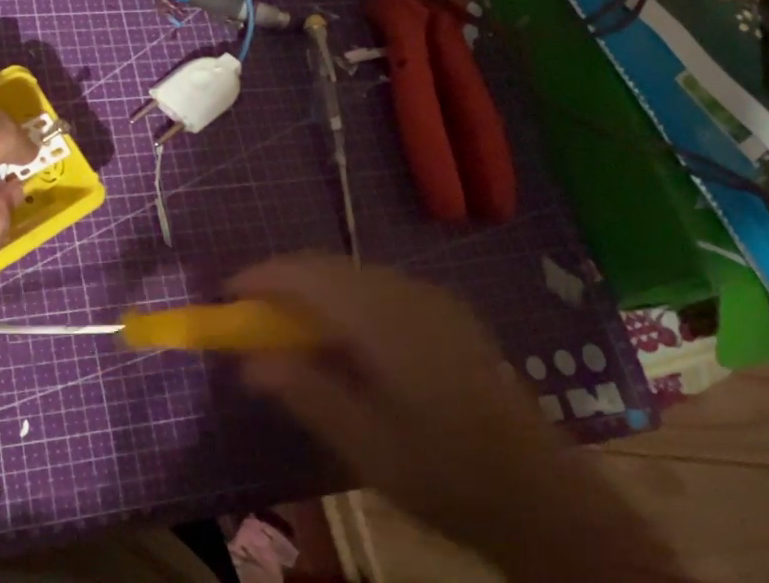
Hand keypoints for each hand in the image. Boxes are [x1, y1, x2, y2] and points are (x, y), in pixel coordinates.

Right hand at [229, 255, 677, 580]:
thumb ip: (301, 390)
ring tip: (286, 326)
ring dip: (313, 289)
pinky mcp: (450, 318)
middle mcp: (408, 294)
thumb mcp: (360, 441)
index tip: (223, 295)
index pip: (305, 275)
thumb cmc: (442, 472)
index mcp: (382, 318)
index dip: (258, 277)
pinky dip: (344, 298)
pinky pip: (380, 289)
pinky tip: (341, 336)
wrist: (545, 502)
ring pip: (354, 275)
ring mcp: (434, 302)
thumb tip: (246, 360)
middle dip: (281, 281)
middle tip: (248, 314)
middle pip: (328, 267)